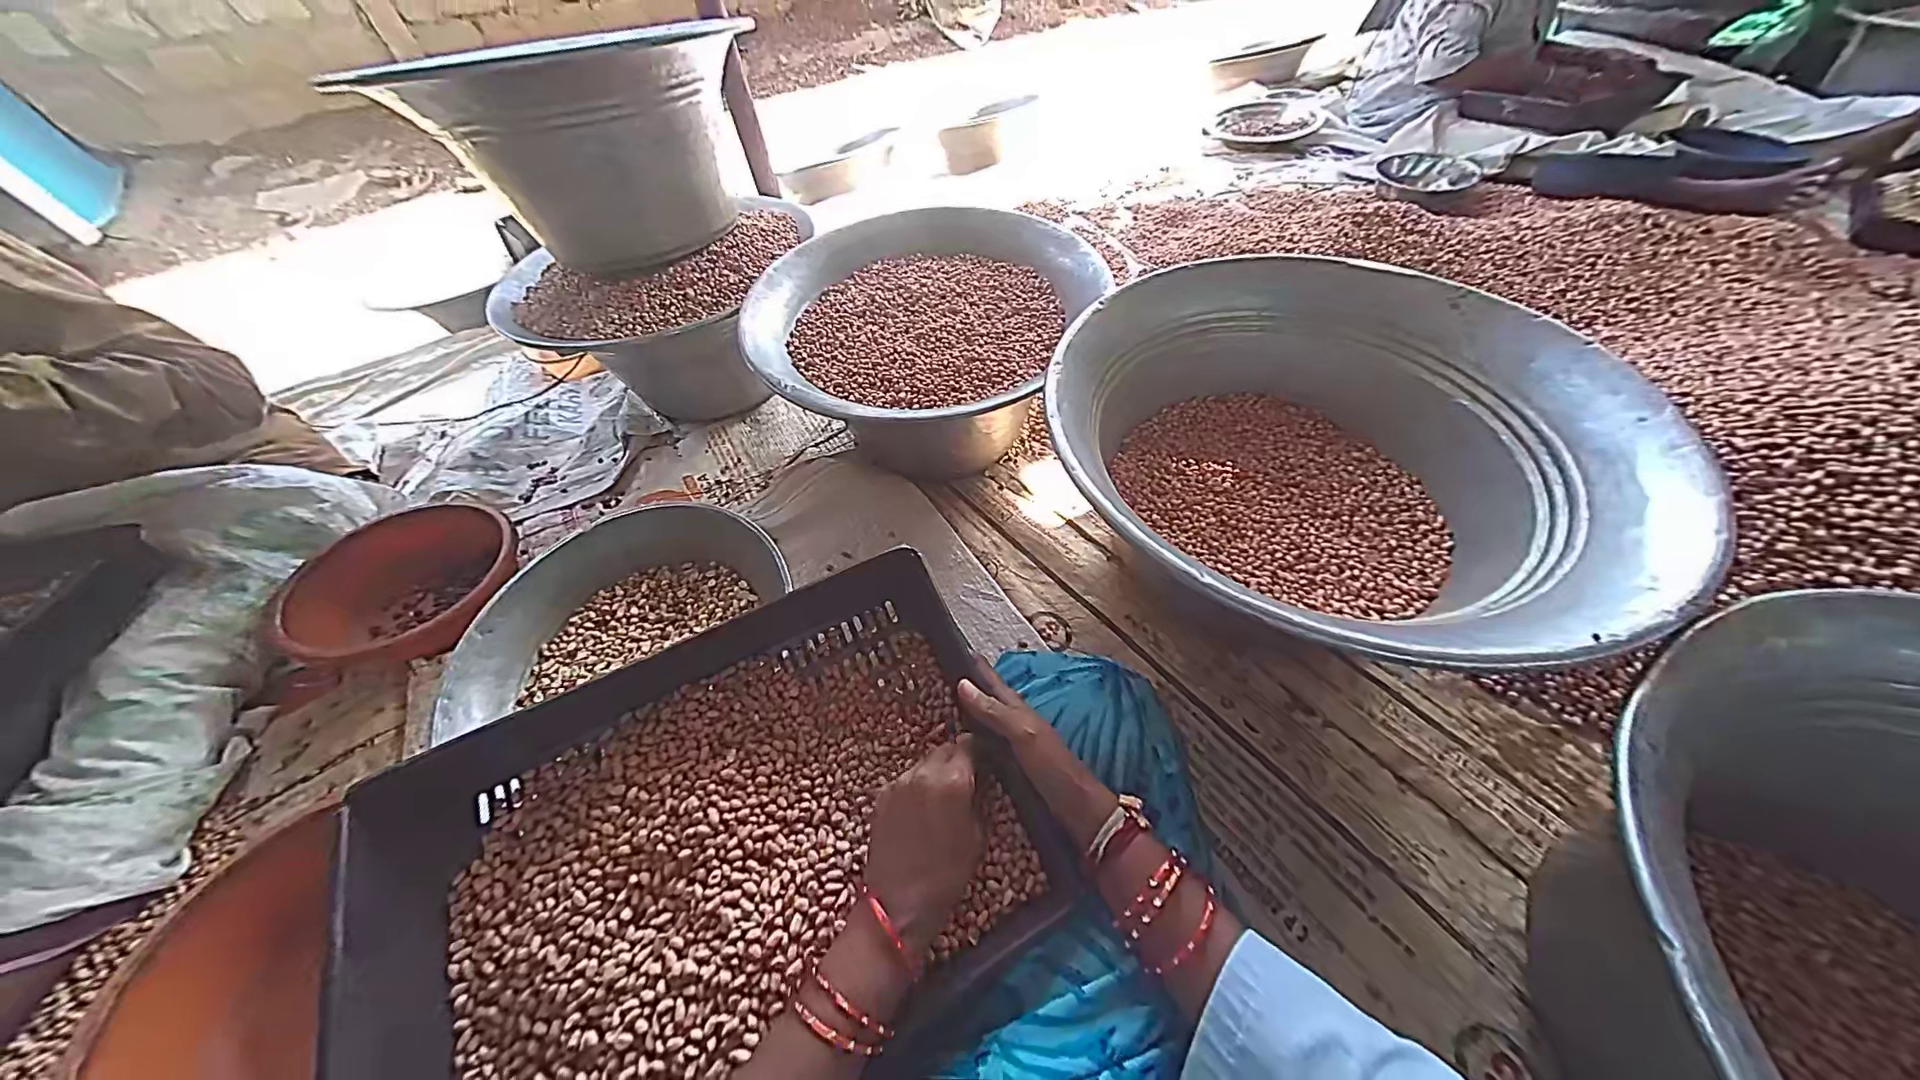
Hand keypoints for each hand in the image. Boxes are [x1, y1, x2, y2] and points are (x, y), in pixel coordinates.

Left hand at [863, 737, 984, 951]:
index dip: (978, 750)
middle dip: (956, 758)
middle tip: (965, 778)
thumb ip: (978, 798)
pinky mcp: (882, 795)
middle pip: (944, 749)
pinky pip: (906, 779)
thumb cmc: (947, 874)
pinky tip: (921, 806)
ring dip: (935, 770)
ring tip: (942, 795)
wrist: (898, 903)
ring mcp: (899, 782)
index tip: (984, 760)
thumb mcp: (977, 836)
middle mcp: (924, 773)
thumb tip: (980, 779)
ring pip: (924, 762)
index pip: (969, 746)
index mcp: (953, 781)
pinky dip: (917, 784)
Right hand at [957, 655, 1118, 851]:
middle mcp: (1018, 725)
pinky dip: (977, 740)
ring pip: (989, 724)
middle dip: (972, 689)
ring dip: (972, 715)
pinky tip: (966, 746)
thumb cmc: (1053, 768)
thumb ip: (995, 711)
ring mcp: (1017, 747)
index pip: (996, 684)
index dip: (979, 670)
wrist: (1079, 810)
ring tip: (948, 709)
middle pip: (991, 701)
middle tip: (945, 679)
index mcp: (1021, 712)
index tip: (959, 652)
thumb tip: (963, 684)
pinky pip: (990, 746)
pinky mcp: (1014, 768)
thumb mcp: (1023, 735)